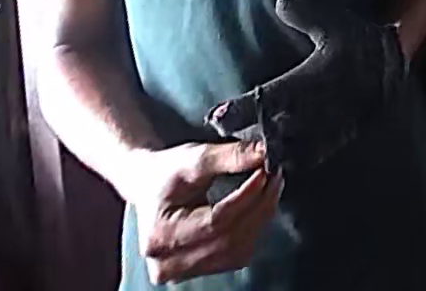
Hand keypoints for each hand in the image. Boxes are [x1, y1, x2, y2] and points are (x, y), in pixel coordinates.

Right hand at [119, 142, 282, 283]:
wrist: (149, 186)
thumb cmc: (168, 171)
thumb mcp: (194, 156)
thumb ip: (230, 155)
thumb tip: (265, 152)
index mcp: (160, 236)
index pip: (215, 221)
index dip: (246, 196)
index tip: (266, 171)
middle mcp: (167, 264)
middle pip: (229, 239)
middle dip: (260, 205)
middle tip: (276, 174)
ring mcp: (182, 272)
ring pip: (237, 250)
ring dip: (261, 216)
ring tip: (271, 186)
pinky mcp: (199, 269)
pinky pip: (236, 254)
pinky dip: (253, 228)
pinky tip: (259, 204)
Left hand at [206, 0, 406, 172]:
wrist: (393, 66)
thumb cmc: (360, 42)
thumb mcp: (333, 22)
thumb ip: (304, 14)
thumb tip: (279, 1)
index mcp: (302, 84)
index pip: (260, 103)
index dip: (235, 113)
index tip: (215, 116)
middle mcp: (308, 112)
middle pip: (264, 136)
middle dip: (245, 138)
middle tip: (228, 136)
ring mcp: (321, 130)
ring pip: (283, 153)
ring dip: (266, 153)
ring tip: (251, 152)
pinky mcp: (334, 140)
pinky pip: (305, 160)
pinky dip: (290, 162)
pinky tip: (282, 159)